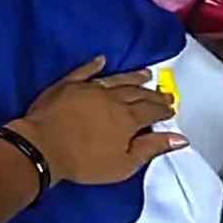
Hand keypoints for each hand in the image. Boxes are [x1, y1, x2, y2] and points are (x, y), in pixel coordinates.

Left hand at [7, 56, 184, 185]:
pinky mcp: (66, 84)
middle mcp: (109, 98)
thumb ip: (152, 147)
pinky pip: (83, 71)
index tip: (172, 109)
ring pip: (114, 79)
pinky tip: (102, 59)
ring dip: (132, 76)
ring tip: (146, 73)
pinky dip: (93, 64)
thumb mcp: (124, 163)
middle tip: (165, 93)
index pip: (151, 111)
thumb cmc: (85, 161)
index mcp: (126, 118)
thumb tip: (180, 138)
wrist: (43, 145)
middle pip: (136, 93)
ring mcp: (86, 88)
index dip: (163, 110)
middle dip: (152, 94)